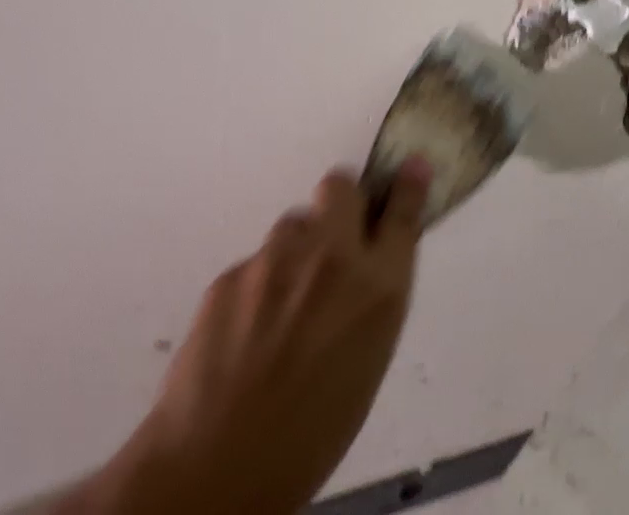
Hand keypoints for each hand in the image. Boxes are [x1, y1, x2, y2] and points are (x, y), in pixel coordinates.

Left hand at [61, 159, 431, 514]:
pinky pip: (255, 262)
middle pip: (339, 188)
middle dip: (341, 203)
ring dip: (298, 247)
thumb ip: (372, 302)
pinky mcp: (230, 275)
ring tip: (284, 302)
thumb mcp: (369, 362)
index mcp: (380, 288)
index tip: (412, 165)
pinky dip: (259, 284)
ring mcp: (275, 261)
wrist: (216, 464)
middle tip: (334, 239)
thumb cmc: (314, 432)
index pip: (402, 212)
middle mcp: (332, 259)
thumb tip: (364, 271)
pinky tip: (247, 330)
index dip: (408, 185)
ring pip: (293, 224)